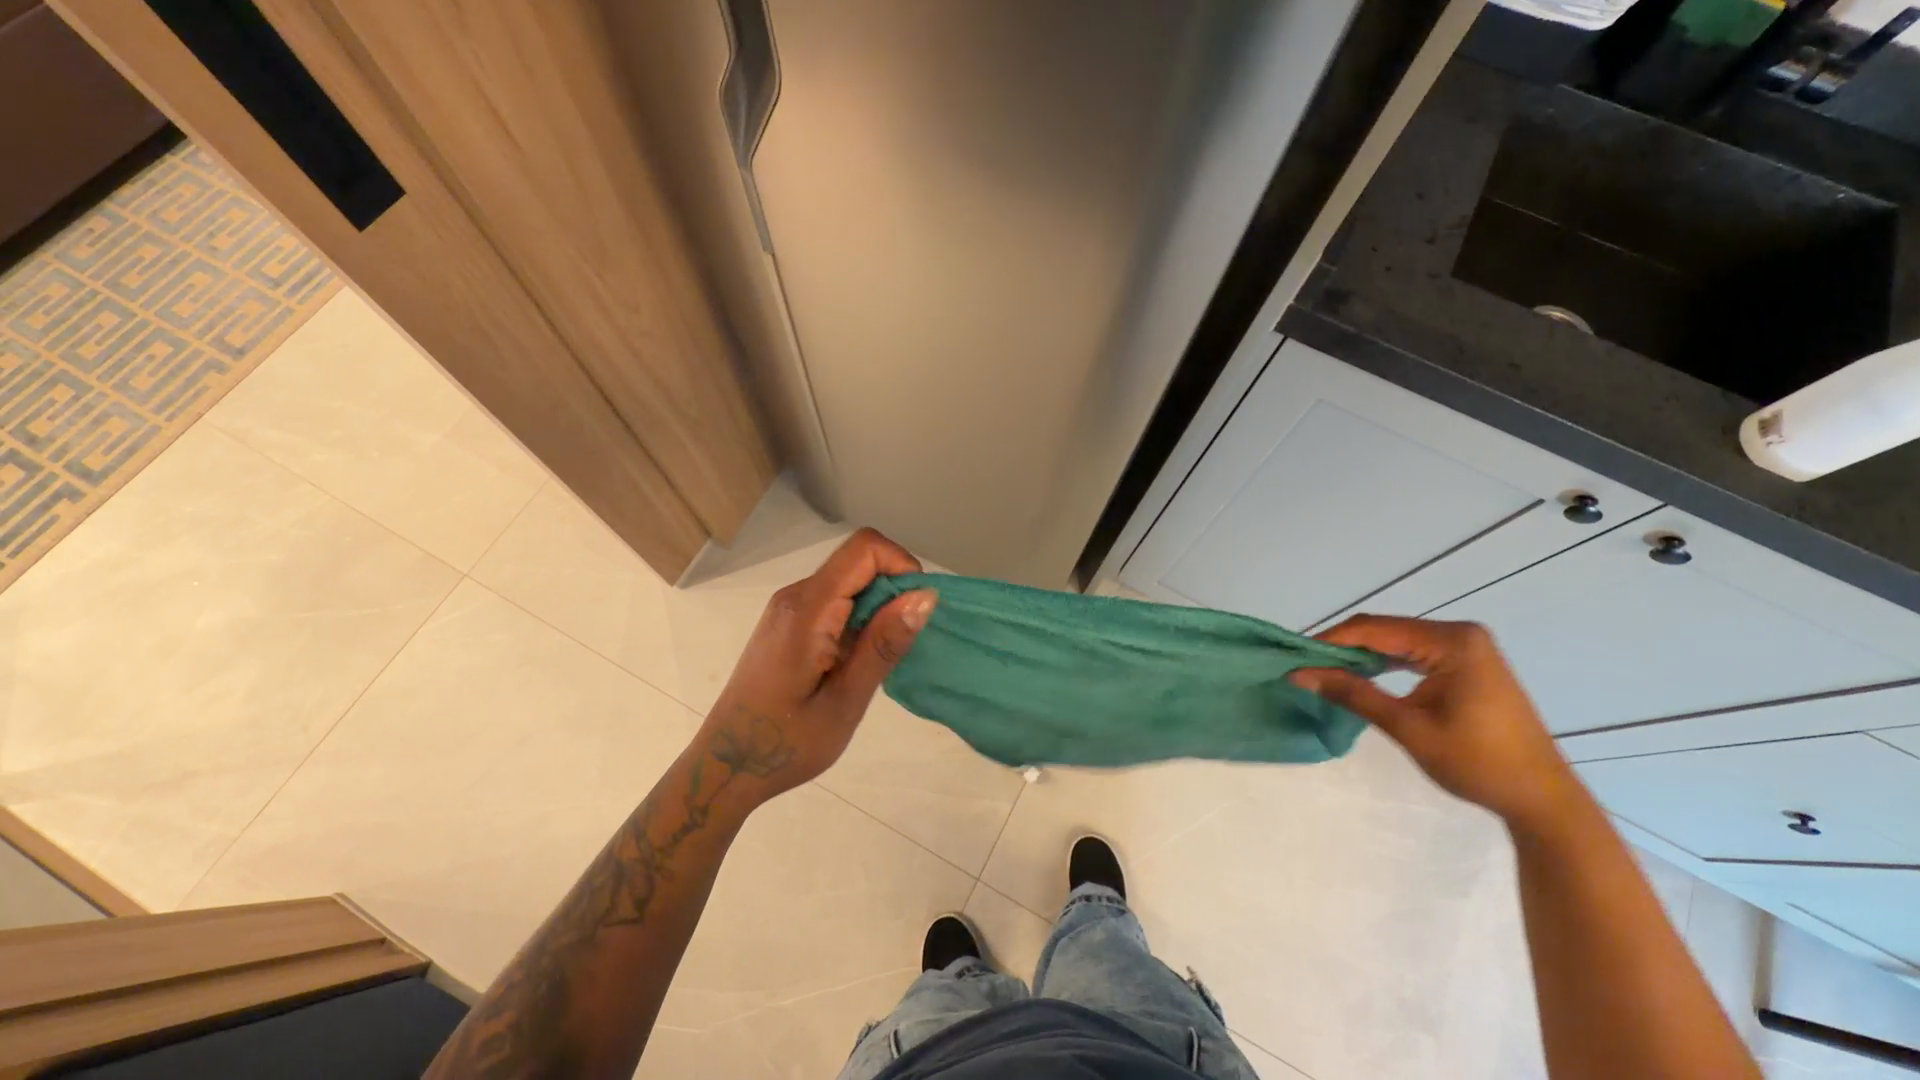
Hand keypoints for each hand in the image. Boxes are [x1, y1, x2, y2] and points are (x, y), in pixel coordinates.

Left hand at [699, 528, 936, 807]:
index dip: (902, 567)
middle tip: (899, 649)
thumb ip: (883, 644)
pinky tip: (856, 664)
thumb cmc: (786, 743)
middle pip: (859, 562)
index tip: (916, 614)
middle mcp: (795, 596)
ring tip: (877, 662)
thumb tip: (925, 594)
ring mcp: (788, 609)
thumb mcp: (845, 701)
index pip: (865, 548)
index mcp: (808, 609)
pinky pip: (834, 602)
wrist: (726, 766)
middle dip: (894, 592)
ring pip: (849, 582)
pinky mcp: (788, 624)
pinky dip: (859, 621)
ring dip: (877, 610)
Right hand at [1292, 615, 1578, 825]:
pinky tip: (1362, 679)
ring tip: (1325, 674)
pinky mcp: (1469, 665)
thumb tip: (1299, 674)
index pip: (1375, 629)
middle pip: (1386, 631)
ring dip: (1362, 657)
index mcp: (1452, 641)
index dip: (1330, 641)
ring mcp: (1468, 648)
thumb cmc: (1477, 763)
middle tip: (1305, 668)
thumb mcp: (1408, 728)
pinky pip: (1415, 655)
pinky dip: (1386, 666)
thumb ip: (1353, 695)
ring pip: (1398, 643)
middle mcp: (1461, 634)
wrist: (1540, 798)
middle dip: (1343, 648)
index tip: (1294, 658)